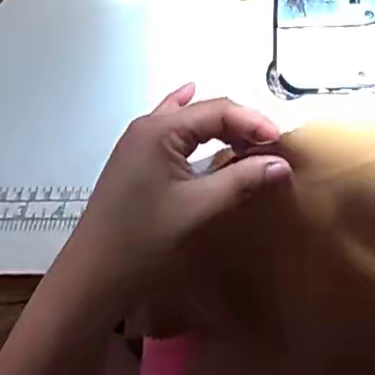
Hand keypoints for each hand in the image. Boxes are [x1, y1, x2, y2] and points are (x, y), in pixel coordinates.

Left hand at [56, 84, 290, 309]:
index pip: (216, 110)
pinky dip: (189, 123)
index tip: (280, 141)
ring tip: (249, 140)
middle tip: (270, 146)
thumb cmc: (143, 240)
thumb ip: (241, 181)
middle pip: (202, 112)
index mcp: (159, 130)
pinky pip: (169, 130)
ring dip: (219, 128)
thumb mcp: (198, 209)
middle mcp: (146, 127)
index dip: (252, 122)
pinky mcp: (135, 160)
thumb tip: (279, 164)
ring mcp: (137, 143)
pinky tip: (190, 101)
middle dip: (239, 124)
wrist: (94, 274)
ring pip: (186, 121)